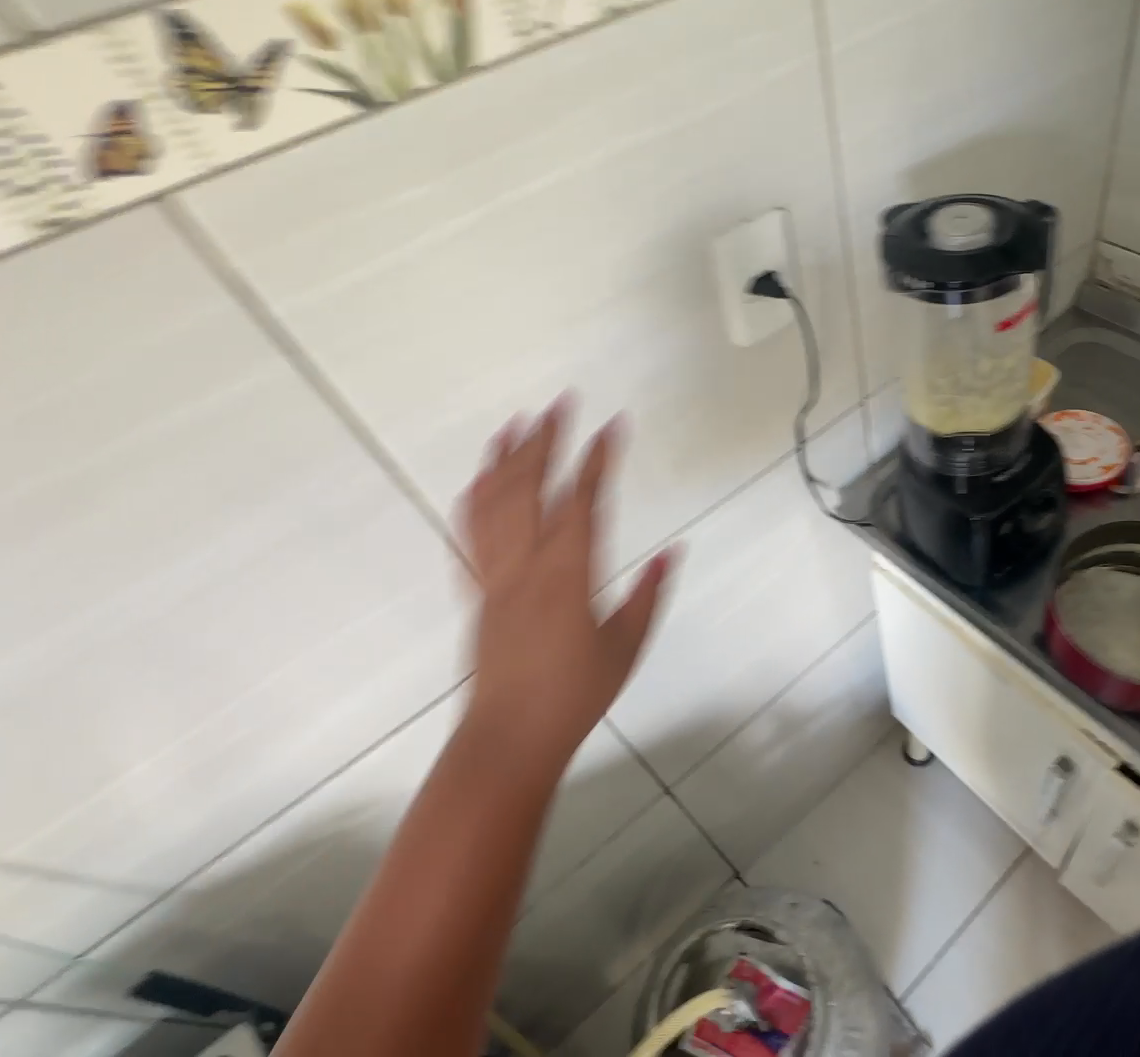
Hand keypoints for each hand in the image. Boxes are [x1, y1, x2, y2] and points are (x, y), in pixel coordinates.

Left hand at [459, 397, 674, 774]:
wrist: (510, 737)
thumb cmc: (576, 695)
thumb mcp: (627, 646)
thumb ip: (647, 595)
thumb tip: (670, 552)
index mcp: (567, 575)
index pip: (583, 501)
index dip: (598, 459)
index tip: (613, 424)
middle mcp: (525, 565)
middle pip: (529, 487)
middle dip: (546, 439)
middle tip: (561, 402)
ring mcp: (494, 576)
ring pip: (493, 504)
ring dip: (504, 459)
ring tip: (516, 424)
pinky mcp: (477, 592)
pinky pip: (469, 536)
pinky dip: (475, 500)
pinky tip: (481, 479)